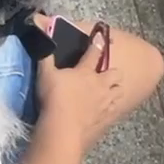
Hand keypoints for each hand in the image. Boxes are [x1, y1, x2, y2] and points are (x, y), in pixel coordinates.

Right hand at [35, 15, 163, 151]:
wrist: (64, 127)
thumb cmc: (54, 97)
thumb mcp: (45, 74)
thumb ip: (45, 57)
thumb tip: (43, 40)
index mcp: (86, 72)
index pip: (93, 53)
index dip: (97, 43)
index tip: (102, 36)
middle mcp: (101, 85)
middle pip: (115, 74)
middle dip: (112, 72)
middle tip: (104, 74)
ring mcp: (106, 102)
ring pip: (119, 91)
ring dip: (115, 89)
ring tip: (109, 90)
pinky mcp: (107, 118)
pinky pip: (115, 109)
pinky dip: (112, 107)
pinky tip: (107, 109)